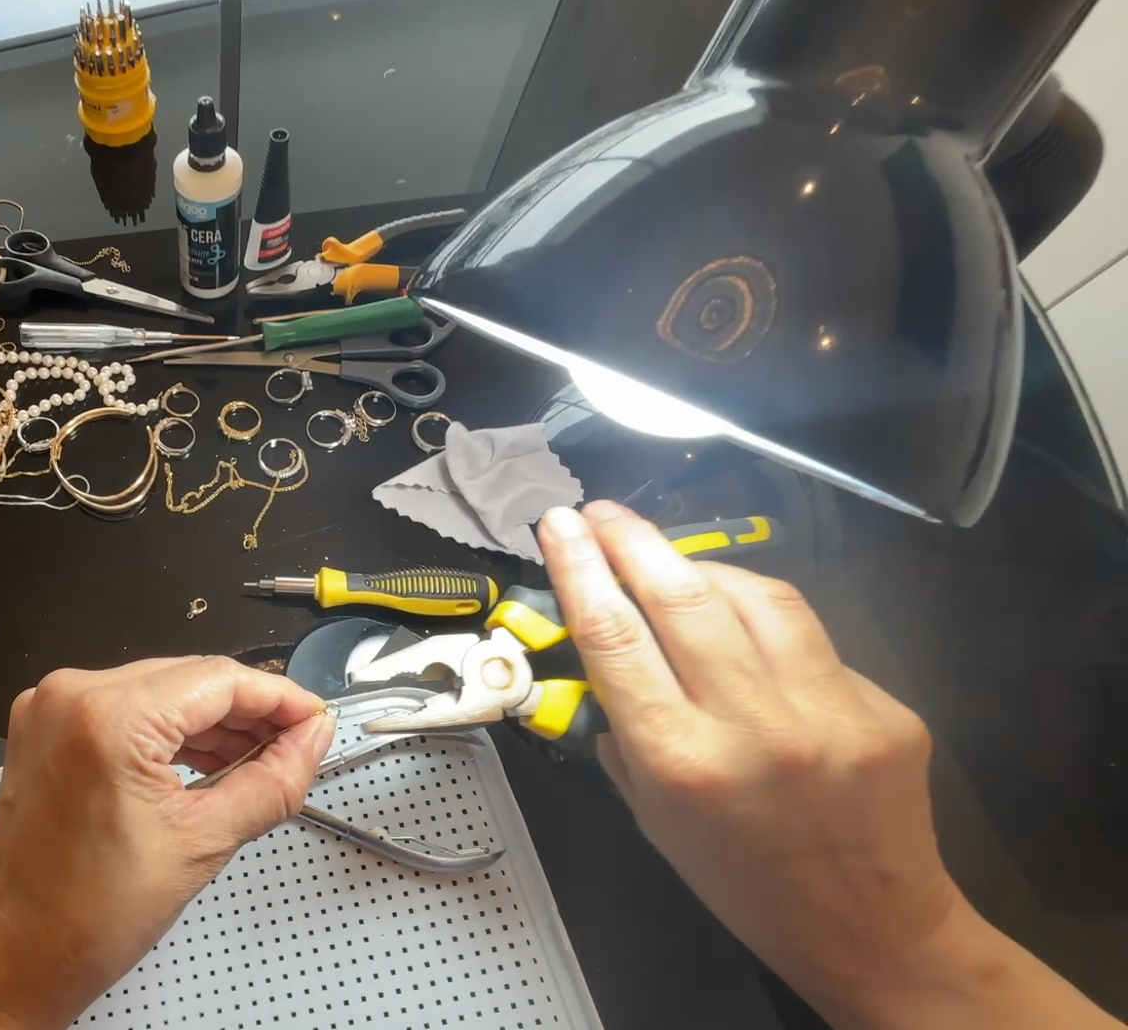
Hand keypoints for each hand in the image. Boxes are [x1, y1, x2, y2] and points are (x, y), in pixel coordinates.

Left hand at [0, 656, 334, 1029]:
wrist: (17, 952)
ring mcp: (55, 702)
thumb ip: (271, 781)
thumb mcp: (202, 843)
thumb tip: (309, 741)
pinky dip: (170, 727)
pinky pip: (128, 704)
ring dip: (212, 719)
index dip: (278, 697)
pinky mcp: (49, 719)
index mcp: (109, 717)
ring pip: (161, 689)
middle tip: (296, 743)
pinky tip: (207, 755)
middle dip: (250, 710)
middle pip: (191, 678)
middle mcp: (74, 692)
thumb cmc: (89, 916)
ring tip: (258, 755)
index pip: (219, 680)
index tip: (313, 719)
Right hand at [537, 502, 963, 1008]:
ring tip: (665, 557)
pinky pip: (805, 631)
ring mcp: (829, 711)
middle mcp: (754, 725)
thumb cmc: (731, 873)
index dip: (579, 567)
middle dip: (632, 539)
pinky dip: (757, 607)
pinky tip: (737, 615)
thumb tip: (601, 646)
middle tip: (601, 511)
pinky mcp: (883, 707)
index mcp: (679, 757)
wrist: (872, 931)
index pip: (613, 634)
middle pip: (682, 597)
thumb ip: (619, 722)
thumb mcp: (646, 806)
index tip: (558, 523)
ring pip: (756, 595)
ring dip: (697, 563)